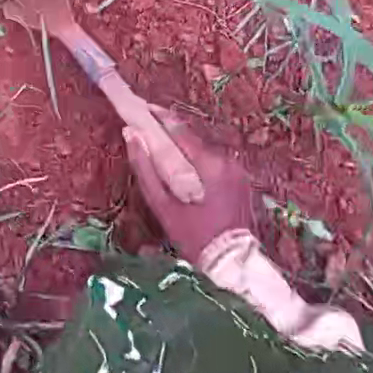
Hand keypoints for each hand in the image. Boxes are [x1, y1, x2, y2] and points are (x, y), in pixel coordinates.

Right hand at [124, 109, 253, 259]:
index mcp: (208, 163)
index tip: (143, 108)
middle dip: (170, 132)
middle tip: (148, 128)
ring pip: (204, 151)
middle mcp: (227, 160)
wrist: (232, 264)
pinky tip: (184, 170)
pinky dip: (198, 162)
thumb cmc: (193, 236)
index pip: (180, 130)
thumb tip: (131, 134)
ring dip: (184, 148)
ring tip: (163, 150)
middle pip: (193, 139)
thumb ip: (145, 168)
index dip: (160, 117)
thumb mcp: (163, 205)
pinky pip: (215, 163)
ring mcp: (238, 170)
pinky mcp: (241, 180)